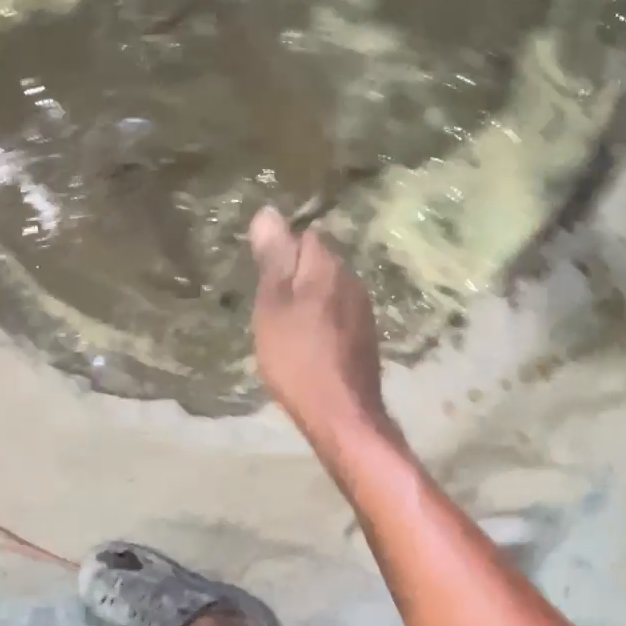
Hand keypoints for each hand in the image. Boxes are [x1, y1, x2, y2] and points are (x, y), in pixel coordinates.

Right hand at [247, 206, 387, 441]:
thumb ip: (273, 258)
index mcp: (329, 266)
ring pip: (328, 290)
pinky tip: (306, 345)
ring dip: (308, 300)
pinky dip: (320, 322)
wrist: (341, 414)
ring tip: (282, 326)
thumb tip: (269, 211)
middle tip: (266, 304)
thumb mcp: (272, 305)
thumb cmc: (297, 357)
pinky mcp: (365, 337)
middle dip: (294, 276)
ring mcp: (364, 310)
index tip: (260, 277)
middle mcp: (353, 280)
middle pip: (318, 262)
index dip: (280, 252)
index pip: (304, 235)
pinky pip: (337, 315)